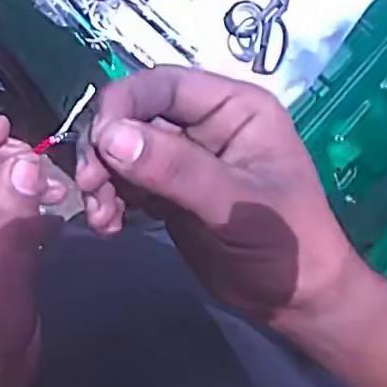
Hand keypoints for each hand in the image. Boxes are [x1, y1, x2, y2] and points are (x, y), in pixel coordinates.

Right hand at [75, 67, 363, 330]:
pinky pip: (123, 180)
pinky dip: (108, 198)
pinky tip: (109, 224)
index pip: (162, 85)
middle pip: (132, 115)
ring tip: (102, 216)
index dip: (122, 106)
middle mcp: (203, 123)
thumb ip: (177, 170)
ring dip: (101, 178)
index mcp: (232, 107)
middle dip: (104, 149)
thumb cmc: (288, 246)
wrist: (296, 301)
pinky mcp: (166, 187)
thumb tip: (111, 138)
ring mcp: (182, 156)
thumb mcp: (236, 206)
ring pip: (121, 149)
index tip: (98, 144)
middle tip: (90, 187)